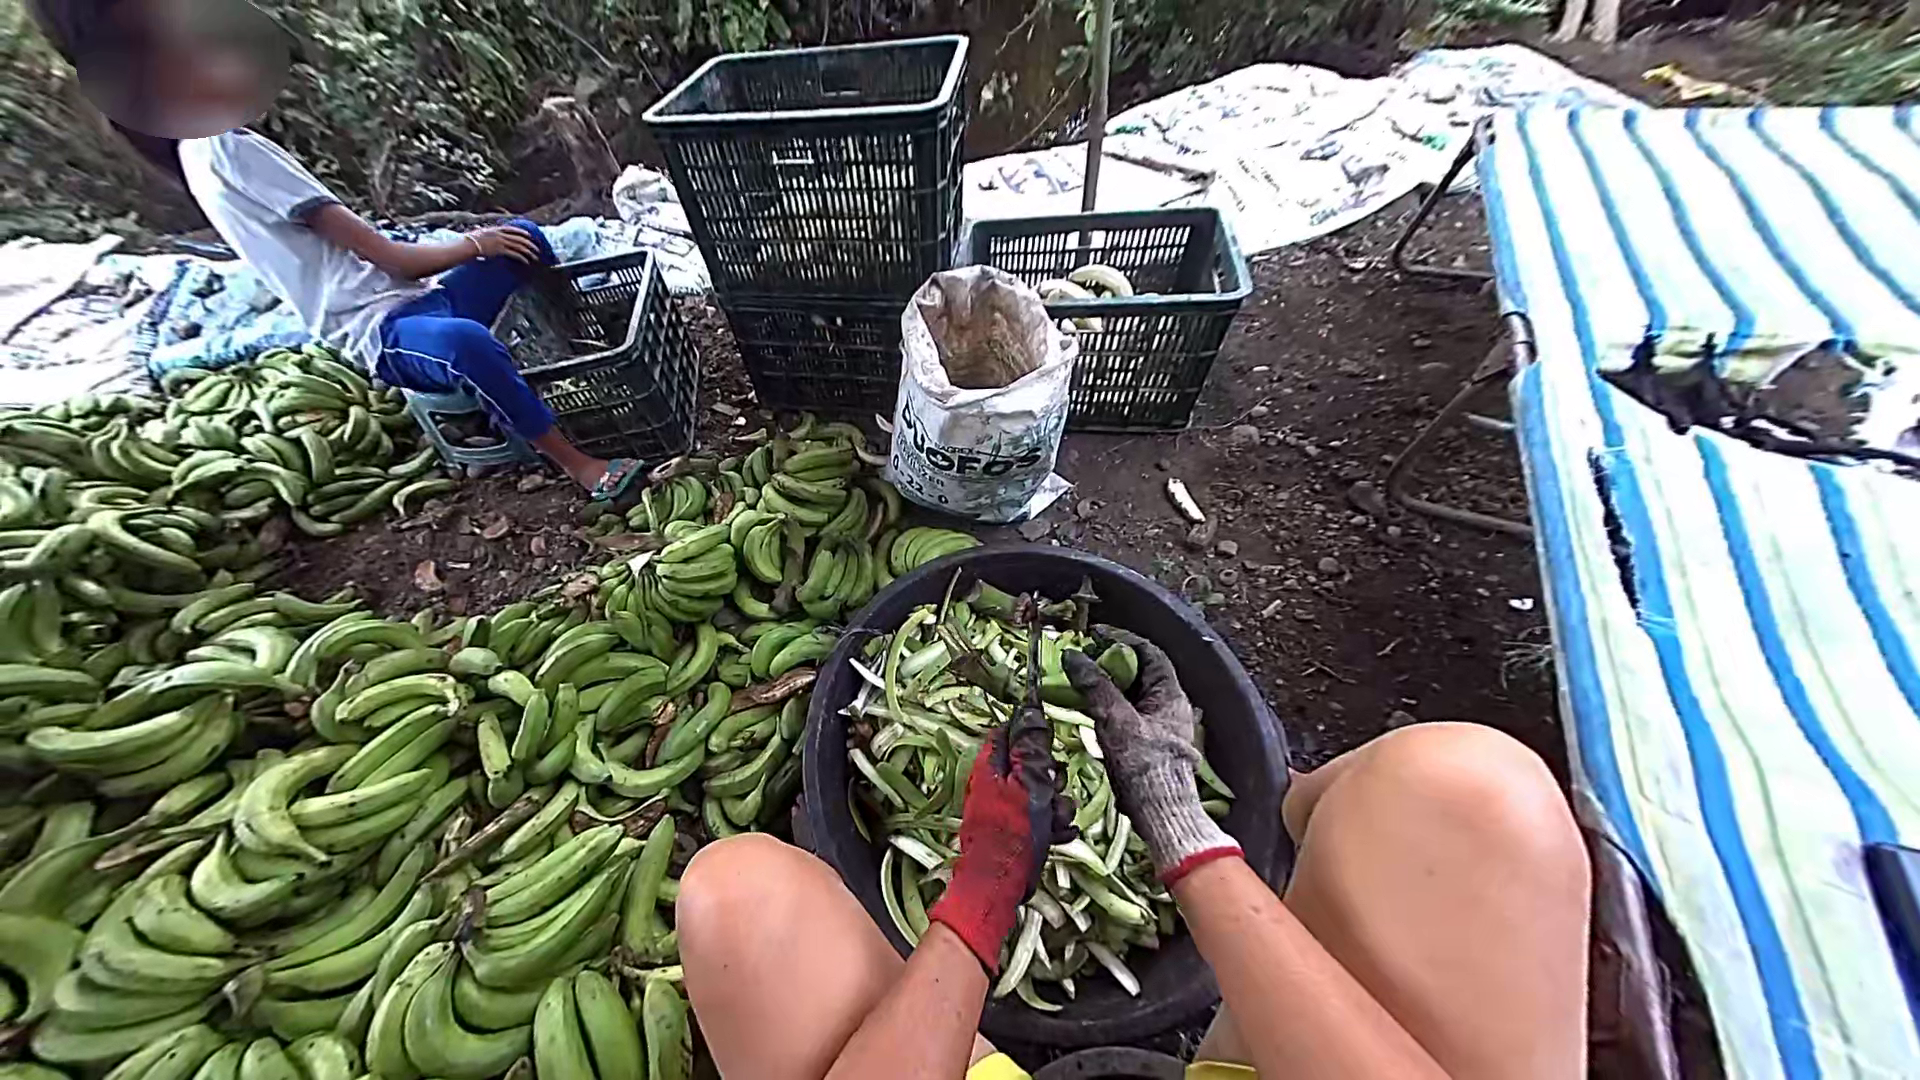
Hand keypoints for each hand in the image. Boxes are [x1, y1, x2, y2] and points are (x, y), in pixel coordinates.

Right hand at [464, 225, 540, 263]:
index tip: (529, 235)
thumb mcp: (479, 233)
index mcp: (495, 230)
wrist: (466, 245)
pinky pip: (515, 254)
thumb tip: (480, 230)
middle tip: (537, 249)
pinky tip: (526, 262)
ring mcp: (500, 242)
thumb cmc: (470, 240)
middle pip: (519, 239)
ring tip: (535, 257)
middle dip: (530, 244)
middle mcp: (499, 235)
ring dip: (529, 252)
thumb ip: (485, 233)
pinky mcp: (500, 250)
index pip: (511, 229)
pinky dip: (522, 258)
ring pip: (519, 247)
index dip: (522, 232)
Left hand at [927, 708, 1075, 972]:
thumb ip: (1031, 747)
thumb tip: (1031, 710)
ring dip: (1055, 802)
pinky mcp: (1013, 825)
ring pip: (1039, 789)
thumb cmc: (1011, 833)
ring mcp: (1002, 803)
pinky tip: (1058, 833)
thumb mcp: (1028, 784)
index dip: (1033, 732)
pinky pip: (1038, 813)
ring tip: (1056, 819)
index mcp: (990, 763)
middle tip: (1055, 788)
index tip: (1050, 744)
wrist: (998, 886)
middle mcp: (993, 779)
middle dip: (1050, 775)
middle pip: (1029, 761)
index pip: (1011, 729)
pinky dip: (1050, 822)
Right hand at [1064, 628, 1240, 884]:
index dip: (1123, 639)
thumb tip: (1073, 656)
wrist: (1162, 816)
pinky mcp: (1147, 743)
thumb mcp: (1116, 721)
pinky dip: (1106, 704)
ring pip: (1130, 693)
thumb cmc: (1144, 766)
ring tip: (1080, 678)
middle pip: (1138, 672)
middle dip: (1110, 661)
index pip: (1149, 653)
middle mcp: (1168, 706)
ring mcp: (1158, 725)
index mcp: (1170, 695)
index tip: (1096, 635)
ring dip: (1106, 684)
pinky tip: (1088, 707)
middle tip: (1083, 657)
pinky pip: (1125, 712)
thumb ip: (1095, 686)